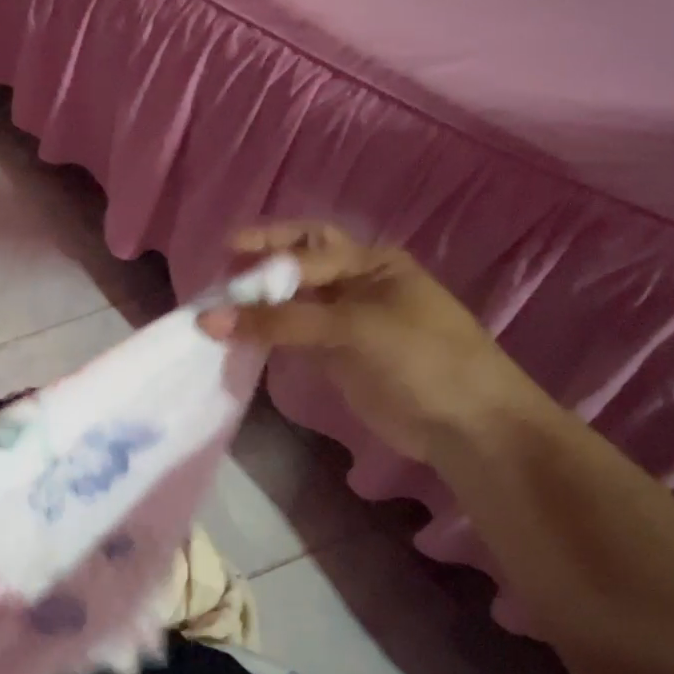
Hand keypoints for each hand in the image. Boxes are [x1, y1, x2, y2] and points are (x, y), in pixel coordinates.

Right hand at [199, 221, 547, 460]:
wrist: (468, 425)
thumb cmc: (422, 359)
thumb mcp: (353, 328)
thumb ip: (279, 321)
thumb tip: (205, 319)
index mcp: (373, 263)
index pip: (307, 247)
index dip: (265, 255)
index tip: (223, 267)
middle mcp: (356, 284)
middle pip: (298, 262)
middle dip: (260, 262)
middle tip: (220, 270)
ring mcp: (344, 321)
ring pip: (289, 300)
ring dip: (256, 301)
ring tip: (217, 307)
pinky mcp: (333, 355)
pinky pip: (289, 333)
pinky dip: (262, 332)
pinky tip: (236, 335)